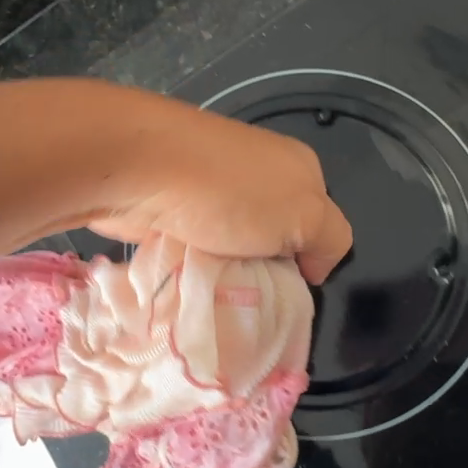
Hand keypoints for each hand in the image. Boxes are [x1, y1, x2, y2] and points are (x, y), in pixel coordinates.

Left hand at [87, 90, 351, 284]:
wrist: (136, 167)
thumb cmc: (228, 190)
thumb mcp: (307, 215)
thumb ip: (331, 240)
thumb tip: (315, 265)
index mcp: (295, 168)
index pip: (316, 226)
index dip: (307, 260)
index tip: (290, 288)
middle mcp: (253, 175)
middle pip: (270, 242)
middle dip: (262, 273)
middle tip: (251, 300)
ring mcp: (207, 190)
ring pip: (228, 251)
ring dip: (223, 275)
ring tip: (215, 297)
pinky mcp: (168, 208)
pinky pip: (190, 252)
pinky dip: (189, 269)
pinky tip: (184, 285)